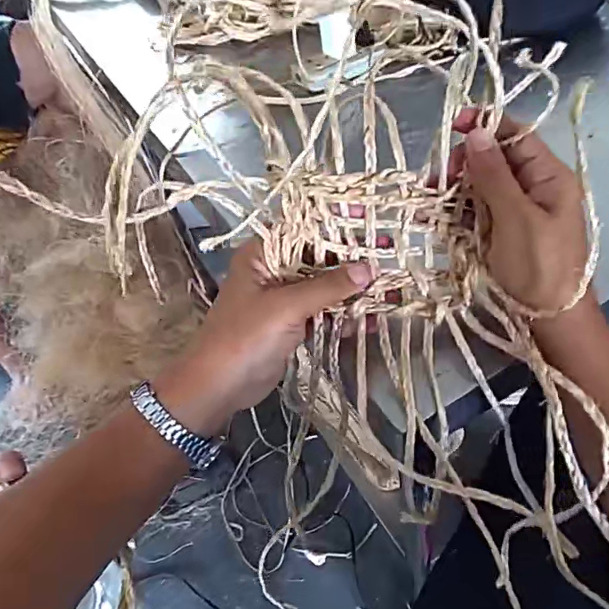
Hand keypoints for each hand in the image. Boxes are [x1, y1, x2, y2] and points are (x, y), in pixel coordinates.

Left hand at [154, 240, 372, 436]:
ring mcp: (284, 298)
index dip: (337, 225)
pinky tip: (371, 320)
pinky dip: (345, 316)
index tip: (369, 221)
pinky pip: (324, 312)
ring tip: (389, 292)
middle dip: (354, 262)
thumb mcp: (287, 306)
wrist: (219, 387)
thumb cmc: (244, 337)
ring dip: (354, 291)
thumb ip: (328, 286)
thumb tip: (369, 269)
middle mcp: (274, 270)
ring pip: (326, 287)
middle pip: (320, 258)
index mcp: (263, 254)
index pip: (305, 229)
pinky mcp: (293, 324)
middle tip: (389, 259)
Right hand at [454, 108, 590, 315]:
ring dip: (454, 190)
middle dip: (463, 164)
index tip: (451, 127)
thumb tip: (476, 131)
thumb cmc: (539, 269)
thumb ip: (494, 175)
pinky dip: (457, 213)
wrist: (550, 322)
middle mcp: (534, 188)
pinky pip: (477, 212)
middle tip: (438, 182)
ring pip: (481, 186)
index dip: (485, 124)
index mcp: (548, 177)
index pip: (515, 135)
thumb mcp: (516, 219)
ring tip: (429, 204)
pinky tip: (435, 219)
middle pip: (494, 159)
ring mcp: (518, 212)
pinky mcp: (503, 233)